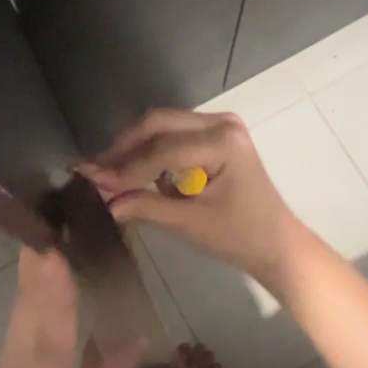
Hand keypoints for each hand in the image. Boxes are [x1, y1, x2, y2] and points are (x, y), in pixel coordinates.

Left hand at [0, 248, 141, 367]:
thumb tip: (129, 339)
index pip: (49, 328)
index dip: (55, 285)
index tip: (59, 242)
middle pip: (26, 314)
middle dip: (36, 267)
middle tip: (47, 220)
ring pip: (18, 322)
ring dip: (30, 281)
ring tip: (42, 242)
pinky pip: (18, 338)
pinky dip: (29, 307)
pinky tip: (38, 294)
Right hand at [77, 108, 306, 285]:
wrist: (276, 244)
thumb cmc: (240, 236)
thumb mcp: (190, 224)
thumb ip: (146, 206)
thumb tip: (104, 201)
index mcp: (222, 141)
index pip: (161, 151)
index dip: (123, 167)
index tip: (90, 180)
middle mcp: (221, 123)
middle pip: (158, 124)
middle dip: (123, 149)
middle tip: (92, 170)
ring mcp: (220, 126)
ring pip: (162, 127)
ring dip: (134, 149)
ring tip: (106, 173)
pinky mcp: (215, 136)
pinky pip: (174, 136)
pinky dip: (150, 152)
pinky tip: (132, 173)